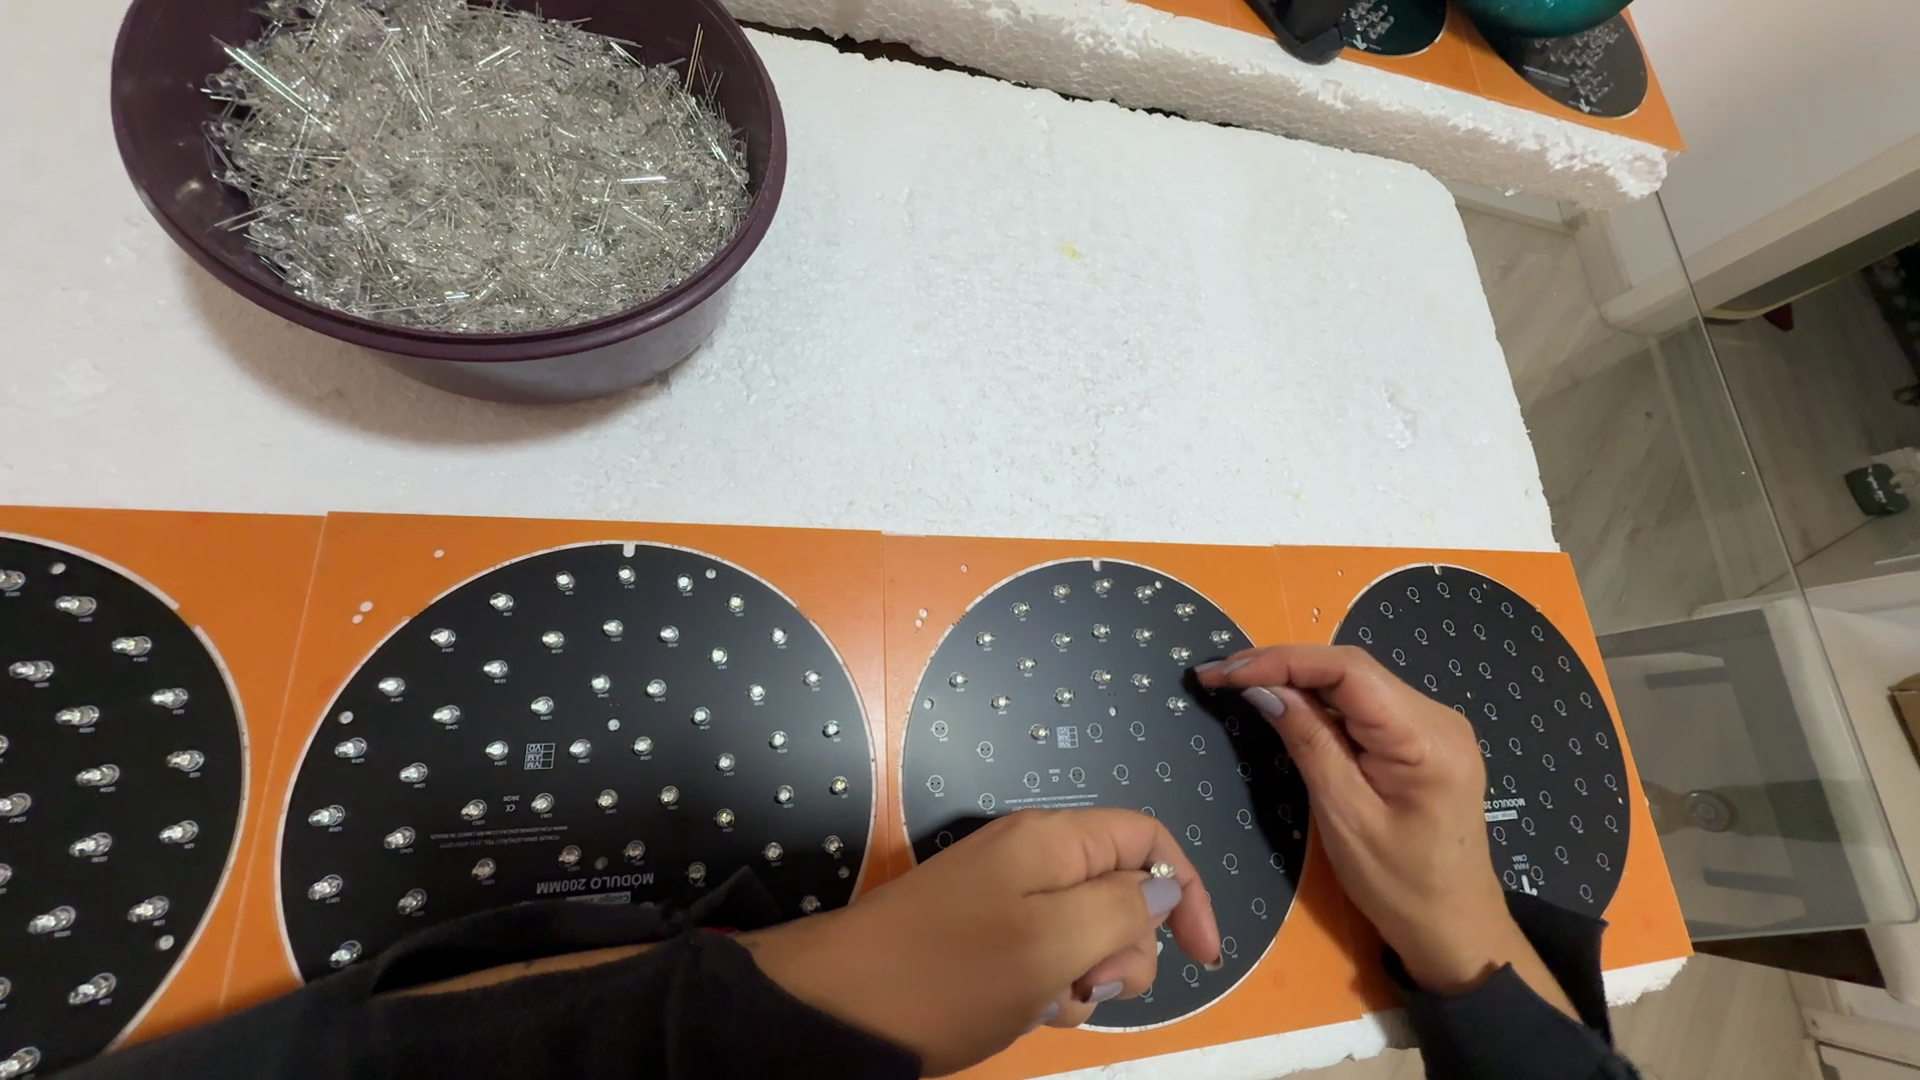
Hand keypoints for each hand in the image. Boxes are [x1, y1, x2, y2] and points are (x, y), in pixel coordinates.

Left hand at [737, 808, 1221, 1074]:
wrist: (845, 1004)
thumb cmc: (953, 971)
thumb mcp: (1051, 941)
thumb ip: (1119, 907)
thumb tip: (1162, 885)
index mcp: (1052, 838)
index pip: (1145, 834)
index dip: (1184, 885)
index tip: (1204, 957)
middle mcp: (1034, 853)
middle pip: (1120, 884)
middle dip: (1128, 944)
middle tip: (1093, 988)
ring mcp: (1009, 890)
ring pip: (1088, 926)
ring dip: (1090, 971)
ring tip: (1054, 1002)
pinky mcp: (990, 926)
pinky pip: (1049, 947)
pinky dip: (1055, 981)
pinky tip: (1030, 1008)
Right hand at [1196, 645, 1575, 1015]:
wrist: (1454, 929)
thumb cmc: (1398, 883)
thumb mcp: (1343, 813)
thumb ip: (1307, 740)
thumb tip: (1261, 687)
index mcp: (1426, 738)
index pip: (1346, 670)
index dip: (1280, 661)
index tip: (1224, 672)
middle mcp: (1438, 716)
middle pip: (1348, 667)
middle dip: (1280, 663)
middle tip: (1220, 674)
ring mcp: (1432, 723)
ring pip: (1352, 678)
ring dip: (1293, 675)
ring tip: (1238, 681)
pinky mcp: (1419, 735)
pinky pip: (1360, 699)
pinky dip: (1315, 695)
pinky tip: (1282, 699)